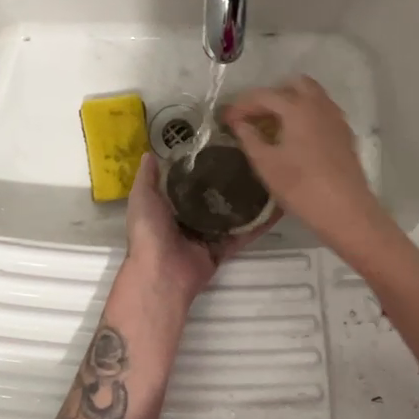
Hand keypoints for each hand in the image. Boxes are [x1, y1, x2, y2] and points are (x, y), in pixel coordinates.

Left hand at [123, 151, 276, 307]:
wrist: (161, 271)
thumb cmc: (149, 230)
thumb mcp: (142, 197)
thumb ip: (148, 177)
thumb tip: (149, 153)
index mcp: (168, 207)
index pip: (186, 183)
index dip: (199, 167)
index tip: (218, 146)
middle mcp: (187, 220)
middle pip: (211, 198)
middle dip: (226, 182)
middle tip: (248, 160)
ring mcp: (206, 236)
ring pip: (230, 215)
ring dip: (246, 201)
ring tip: (267, 179)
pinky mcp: (221, 250)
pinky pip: (242, 235)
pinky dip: (258, 225)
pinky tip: (276, 208)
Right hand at [223, 76, 386, 243]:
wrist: (346, 211)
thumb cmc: (301, 187)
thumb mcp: (266, 164)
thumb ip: (249, 138)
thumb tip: (238, 124)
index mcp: (297, 108)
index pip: (264, 95)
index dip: (241, 105)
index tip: (226, 119)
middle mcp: (319, 105)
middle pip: (293, 85)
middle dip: (270, 96)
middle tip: (254, 116)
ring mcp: (336, 118)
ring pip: (311, 96)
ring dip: (290, 103)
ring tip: (273, 125)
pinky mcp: (345, 134)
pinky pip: (323, 111)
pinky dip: (306, 115)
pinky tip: (296, 137)